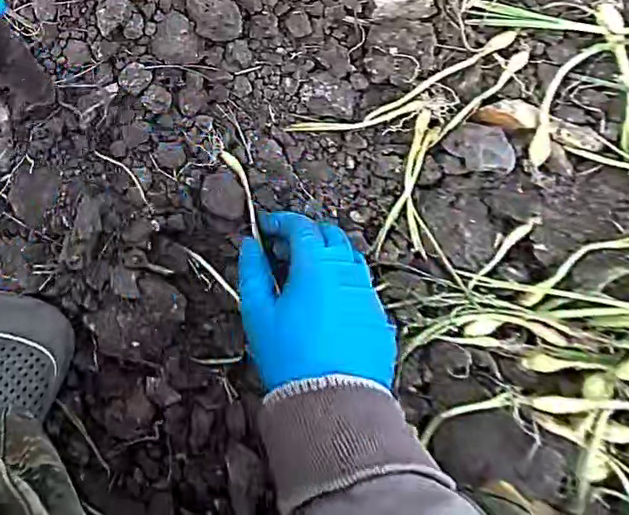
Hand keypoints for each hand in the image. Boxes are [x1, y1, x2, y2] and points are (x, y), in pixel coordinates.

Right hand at [238, 211, 396, 391]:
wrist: (334, 406)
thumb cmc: (290, 359)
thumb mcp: (258, 312)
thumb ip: (252, 271)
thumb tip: (250, 246)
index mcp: (317, 264)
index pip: (300, 225)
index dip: (280, 221)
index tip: (266, 228)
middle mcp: (347, 271)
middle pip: (329, 234)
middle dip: (305, 234)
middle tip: (283, 251)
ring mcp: (366, 293)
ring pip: (348, 258)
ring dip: (326, 256)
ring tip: (304, 277)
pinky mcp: (379, 317)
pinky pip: (360, 286)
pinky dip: (341, 282)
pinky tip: (325, 304)